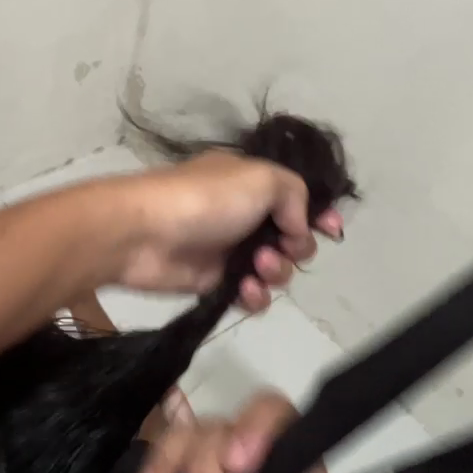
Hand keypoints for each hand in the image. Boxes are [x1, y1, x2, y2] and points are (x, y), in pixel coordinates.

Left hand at [102, 153, 344, 311]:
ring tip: (258, 269)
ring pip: (274, 269)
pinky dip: (255, 296)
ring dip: (277, 272)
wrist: (141, 234)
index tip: (331, 229)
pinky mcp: (212, 281)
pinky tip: (245, 290)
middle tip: (284, 247)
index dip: (316, 214)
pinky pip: (250, 294)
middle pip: (290, 236)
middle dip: (298, 246)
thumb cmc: (202, 199)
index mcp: (247, 181)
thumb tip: (297, 226)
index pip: (294, 197)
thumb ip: (295, 194)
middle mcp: (239, 212)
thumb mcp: (260, 176)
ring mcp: (225, 248)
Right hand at [134, 392, 383, 472]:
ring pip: (183, 437)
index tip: (239, 466)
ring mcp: (214, 472)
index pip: (275, 415)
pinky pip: (162, 461)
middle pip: (218, 429)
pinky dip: (150, 472)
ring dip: (167, 466)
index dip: (254, 426)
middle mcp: (251, 459)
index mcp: (295, 470)